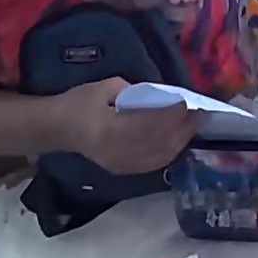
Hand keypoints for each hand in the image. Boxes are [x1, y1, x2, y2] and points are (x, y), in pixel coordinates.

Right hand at [58, 78, 199, 173]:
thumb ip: (132, 90)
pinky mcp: (122, 169)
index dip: (172, 115)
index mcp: (111, 131)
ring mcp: (121, 164)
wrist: (56, 128)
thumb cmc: (78, 103)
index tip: (187, 103)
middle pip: (159, 143)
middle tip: (200, 114)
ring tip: (195, 126)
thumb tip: (158, 96)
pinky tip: (180, 142)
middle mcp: (119, 152)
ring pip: (159, 157)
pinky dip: (170, 153)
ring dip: (180, 141)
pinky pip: (152, 165)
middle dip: (183, 128)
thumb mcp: (104, 87)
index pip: (150, 125)